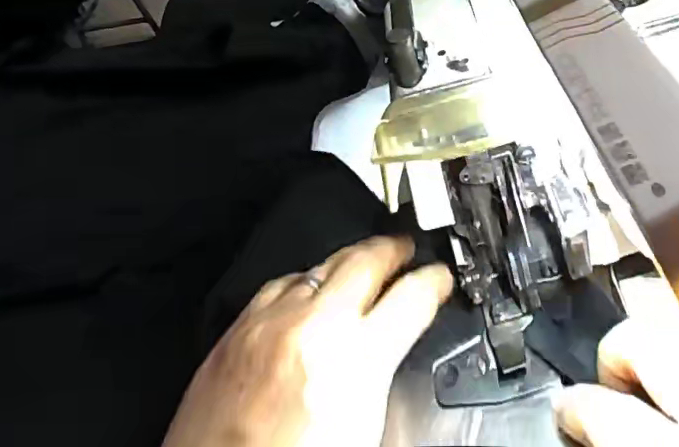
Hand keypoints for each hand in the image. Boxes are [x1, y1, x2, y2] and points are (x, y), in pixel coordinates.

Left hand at [161, 235, 453, 446]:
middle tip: (406, 250)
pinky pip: (282, 284)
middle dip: (393, 250)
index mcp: (355, 361)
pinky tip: (310, 288)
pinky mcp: (239, 325)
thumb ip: (384, 386)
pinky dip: (305, 280)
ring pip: (321, 264)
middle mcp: (313, 325)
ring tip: (364, 262)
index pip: (410, 299)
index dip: (433, 282)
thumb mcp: (364, 438)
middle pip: (365, 261)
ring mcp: (272, 319)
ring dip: (349, 261)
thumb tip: (396, 355)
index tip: (439, 277)